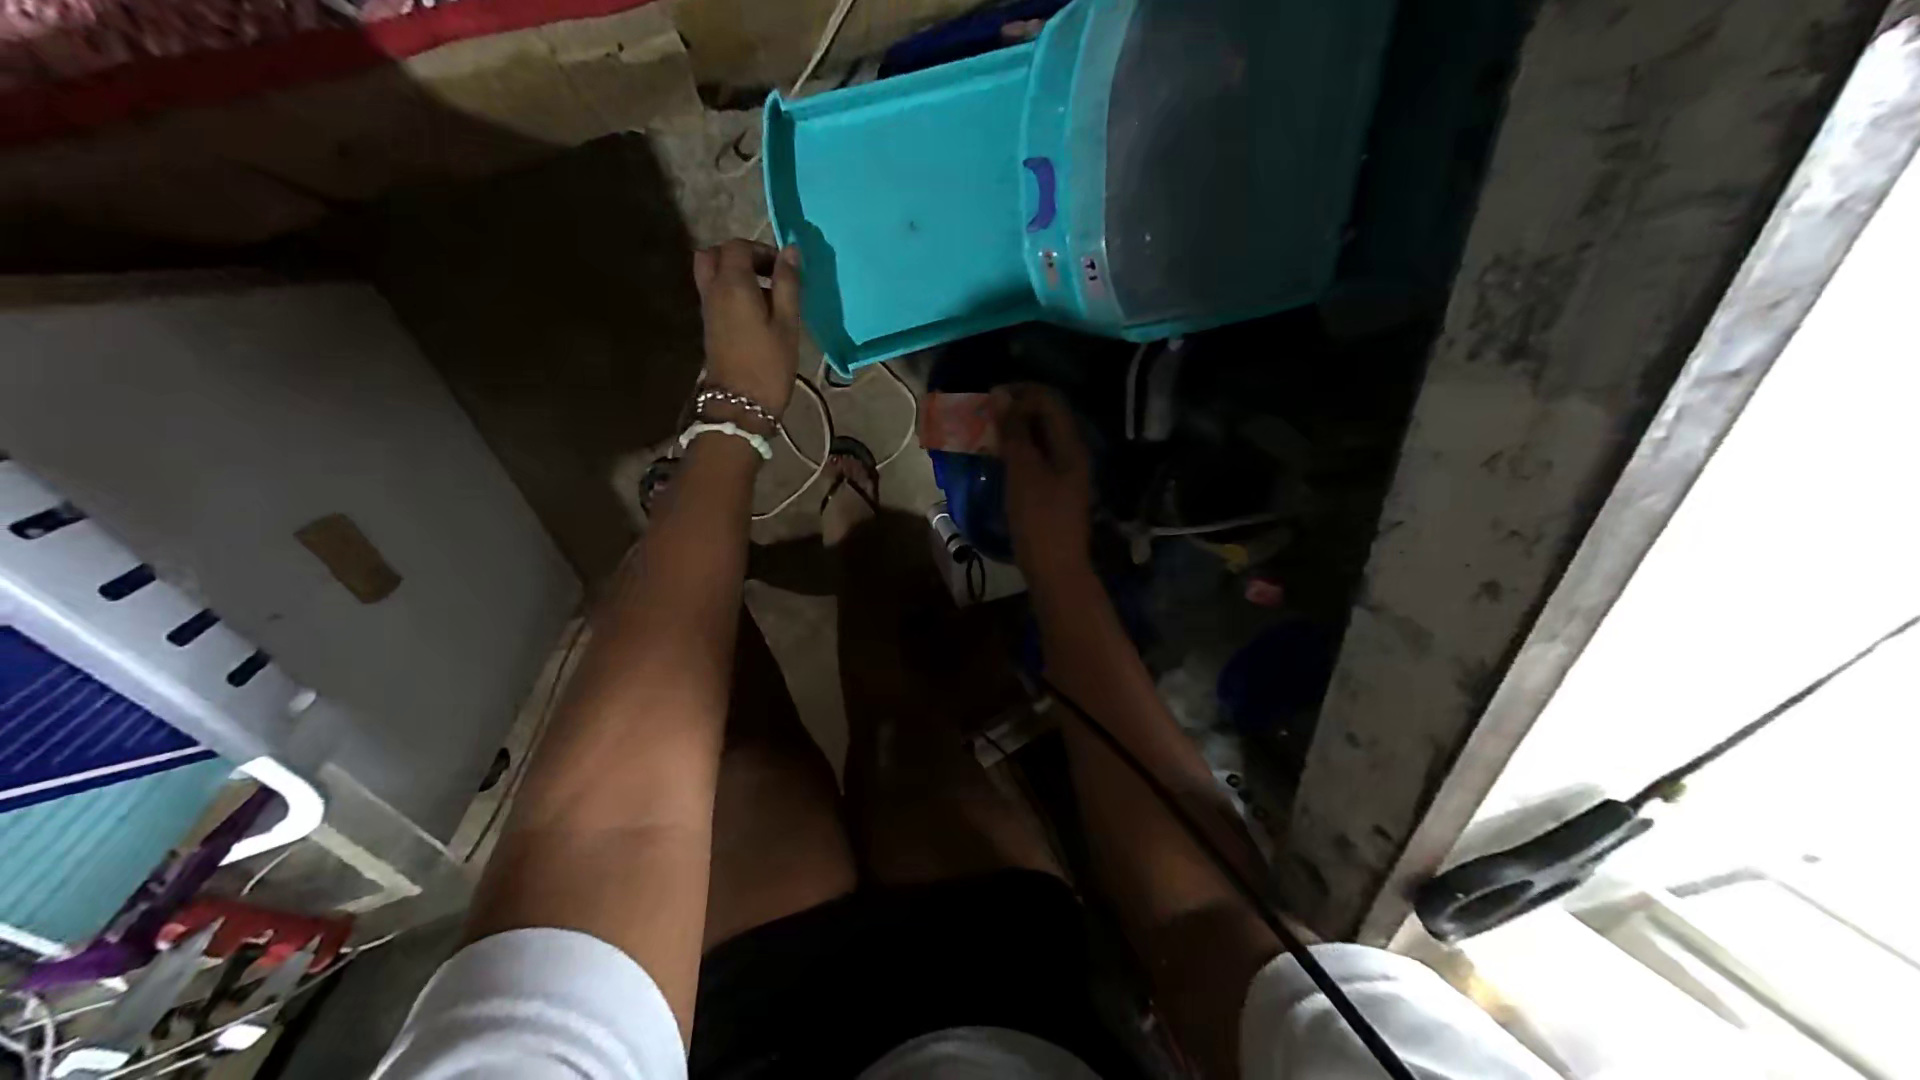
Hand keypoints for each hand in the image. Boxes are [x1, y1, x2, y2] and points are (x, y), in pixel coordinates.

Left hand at [692, 240, 801, 418]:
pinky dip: (730, 289)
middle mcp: (713, 289)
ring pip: (711, 272)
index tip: (783, 268)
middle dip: (741, 255)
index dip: (761, 249)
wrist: (741, 402)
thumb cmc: (770, 363)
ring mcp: (708, 307)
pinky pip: (714, 291)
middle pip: (715, 254)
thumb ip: (787, 284)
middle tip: (768, 273)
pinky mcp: (710, 324)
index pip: (737, 246)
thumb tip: (790, 250)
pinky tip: (756, 310)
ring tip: (764, 293)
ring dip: (734, 272)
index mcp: (733, 284)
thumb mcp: (787, 323)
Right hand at [995, 383, 1092, 581]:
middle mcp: (1072, 453)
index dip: (1020, 392)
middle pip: (1046, 417)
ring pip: (1039, 438)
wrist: (1055, 570)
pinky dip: (1016, 451)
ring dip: (1013, 430)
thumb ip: (1014, 431)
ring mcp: (1065, 473)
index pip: (1050, 400)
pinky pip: (1036, 458)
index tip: (988, 399)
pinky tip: (996, 458)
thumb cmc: (1039, 520)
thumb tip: (1001, 395)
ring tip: (984, 434)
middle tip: (983, 415)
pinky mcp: (1054, 491)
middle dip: (1015, 410)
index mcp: (1071, 445)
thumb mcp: (1023, 472)